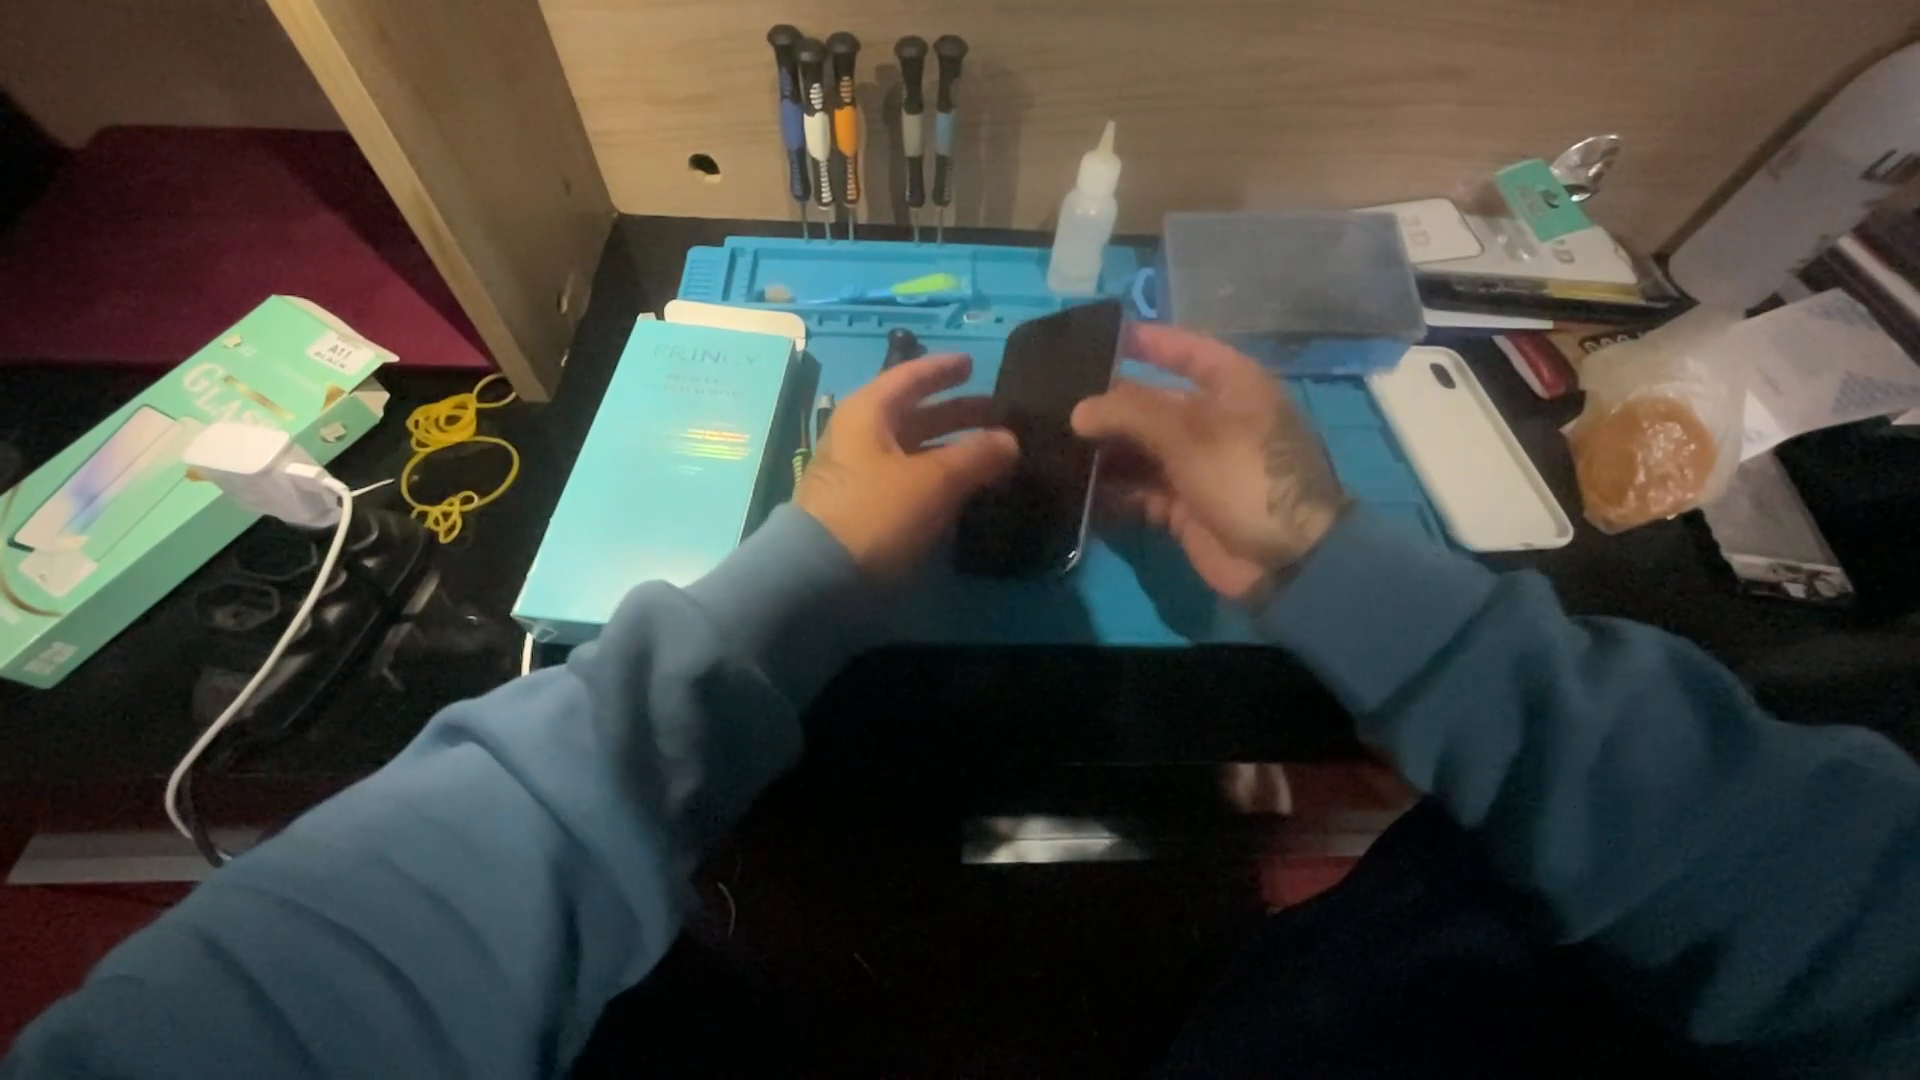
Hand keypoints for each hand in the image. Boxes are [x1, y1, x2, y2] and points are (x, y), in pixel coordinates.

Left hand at [797, 353, 1018, 581]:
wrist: (818, 577)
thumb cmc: (875, 513)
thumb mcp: (932, 481)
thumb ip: (974, 456)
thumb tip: (1009, 441)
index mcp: (868, 414)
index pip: (910, 378)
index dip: (942, 369)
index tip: (973, 365)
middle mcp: (859, 437)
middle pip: (914, 415)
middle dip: (956, 414)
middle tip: (997, 415)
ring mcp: (858, 475)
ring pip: (912, 451)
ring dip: (950, 450)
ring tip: (989, 456)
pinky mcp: (863, 509)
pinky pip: (908, 481)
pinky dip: (937, 479)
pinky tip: (962, 490)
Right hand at [1073, 324, 1346, 601]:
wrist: (1287, 560)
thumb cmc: (1245, 475)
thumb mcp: (1189, 433)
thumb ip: (1129, 413)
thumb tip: (1078, 411)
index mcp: (1231, 387)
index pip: (1185, 350)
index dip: (1147, 341)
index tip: (1100, 338)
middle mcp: (1213, 421)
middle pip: (1152, 405)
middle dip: (1108, 407)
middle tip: (1054, 407)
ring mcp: (1197, 466)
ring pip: (1140, 450)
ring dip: (1104, 453)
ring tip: (1055, 449)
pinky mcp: (1183, 507)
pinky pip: (1139, 492)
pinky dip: (1113, 492)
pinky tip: (1077, 491)